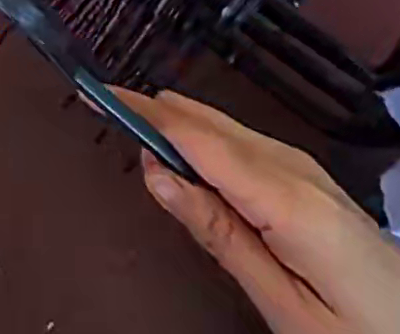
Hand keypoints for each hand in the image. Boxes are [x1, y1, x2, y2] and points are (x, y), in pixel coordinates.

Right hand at [115, 87, 399, 333]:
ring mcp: (301, 165)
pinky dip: (200, 140)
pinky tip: (185, 158)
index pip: (192, 133)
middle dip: (150, 111)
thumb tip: (154, 171)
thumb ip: (218, 232)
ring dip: (173, 124)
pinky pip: (238, 142)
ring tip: (132, 132)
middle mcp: (288, 163)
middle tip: (103, 111)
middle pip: (202, 118)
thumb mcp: (285, 307)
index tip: (94, 92)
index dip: (139, 109)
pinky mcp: (306, 176)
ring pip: (218, 124)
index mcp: (281, 194)